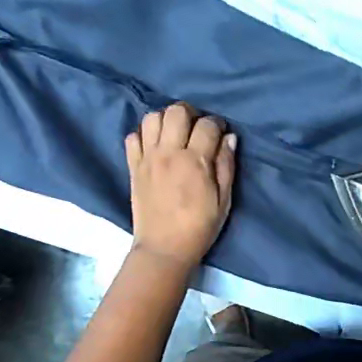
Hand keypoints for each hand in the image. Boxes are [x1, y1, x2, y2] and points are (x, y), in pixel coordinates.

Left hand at [125, 102, 236, 269]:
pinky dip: (143, 135)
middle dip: (190, 114)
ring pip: (152, 118)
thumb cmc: (199, 228)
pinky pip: (132, 137)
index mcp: (195, 161)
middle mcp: (169, 153)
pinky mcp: (133, 167)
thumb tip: (229, 138)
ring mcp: (148, 158)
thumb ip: (226, 166)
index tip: (219, 134)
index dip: (217, 125)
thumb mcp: (223, 201)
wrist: (163, 249)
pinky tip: (154, 147)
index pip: (207, 125)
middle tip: (196, 129)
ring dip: (165, 120)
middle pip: (176, 111)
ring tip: (174, 135)